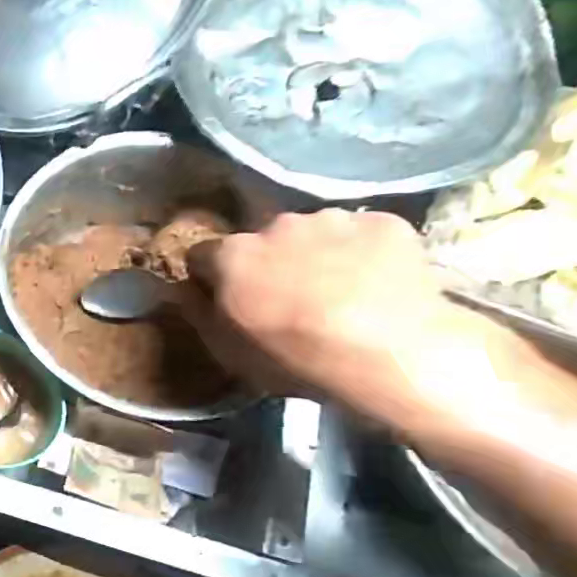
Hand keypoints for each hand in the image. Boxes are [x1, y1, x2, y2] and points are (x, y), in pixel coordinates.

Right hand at [181, 210, 512, 416]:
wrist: (391, 352)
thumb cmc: (295, 358)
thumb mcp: (229, 351)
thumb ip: (199, 313)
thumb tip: (185, 289)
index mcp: (232, 255)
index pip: (204, 255)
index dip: (213, 277)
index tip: (226, 298)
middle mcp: (276, 224)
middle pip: (262, 240)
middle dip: (269, 262)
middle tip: (288, 298)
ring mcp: (334, 218)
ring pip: (314, 233)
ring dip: (315, 254)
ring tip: (338, 291)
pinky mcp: (384, 221)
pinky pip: (362, 234)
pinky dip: (362, 253)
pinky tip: (374, 283)